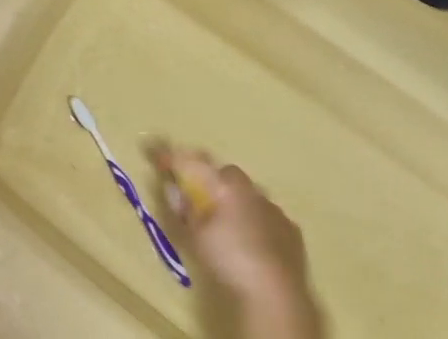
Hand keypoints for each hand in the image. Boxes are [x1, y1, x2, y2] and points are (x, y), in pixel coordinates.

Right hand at [157, 149, 315, 314]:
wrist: (276, 293)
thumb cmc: (228, 260)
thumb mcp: (195, 236)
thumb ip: (183, 208)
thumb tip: (173, 188)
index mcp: (225, 186)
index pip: (192, 162)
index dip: (172, 157)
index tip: (155, 154)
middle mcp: (251, 190)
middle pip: (227, 173)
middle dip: (213, 180)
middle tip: (200, 197)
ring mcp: (274, 209)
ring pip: (250, 194)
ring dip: (237, 201)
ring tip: (228, 222)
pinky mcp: (292, 230)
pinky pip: (268, 215)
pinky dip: (257, 220)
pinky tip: (253, 239)